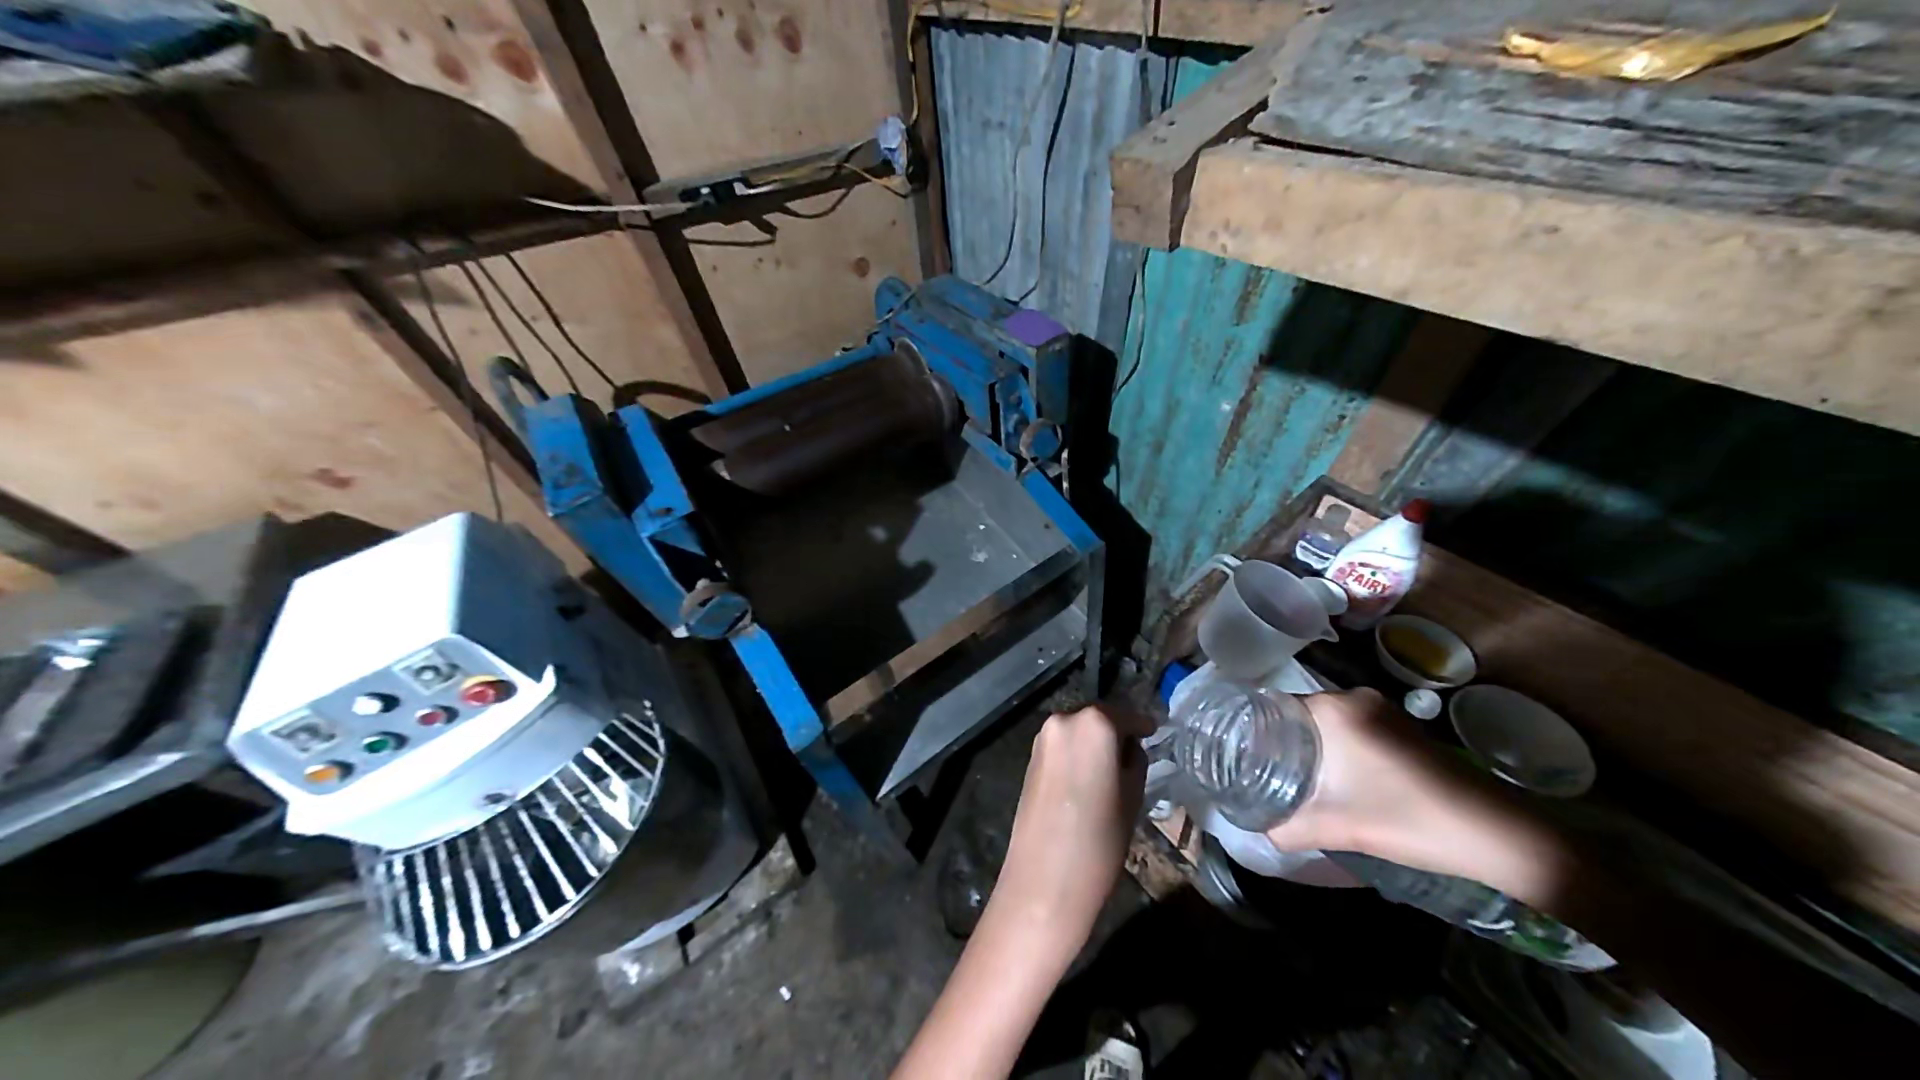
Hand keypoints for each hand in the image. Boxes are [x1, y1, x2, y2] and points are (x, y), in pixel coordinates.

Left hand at [986, 703, 1152, 962]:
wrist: (1044, 880)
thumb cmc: (1100, 838)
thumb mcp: (1133, 796)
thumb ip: (1134, 761)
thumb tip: (1129, 748)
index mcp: (1093, 723)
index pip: (1127, 714)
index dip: (1143, 726)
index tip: (1156, 734)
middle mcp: (1063, 720)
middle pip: (1098, 719)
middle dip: (1116, 733)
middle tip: (1135, 755)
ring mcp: (1041, 739)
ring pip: (1077, 732)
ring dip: (1094, 745)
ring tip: (1112, 772)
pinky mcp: (1029, 760)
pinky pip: (1062, 748)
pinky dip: (1077, 757)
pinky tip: (1088, 782)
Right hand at [1267, 689, 1569, 901]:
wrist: (1498, 835)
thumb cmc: (1409, 821)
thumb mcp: (1337, 829)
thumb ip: (1286, 828)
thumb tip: (1256, 829)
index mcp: (1334, 709)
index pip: (1273, 708)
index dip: (1252, 732)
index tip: (1237, 756)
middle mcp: (1354, 698)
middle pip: (1298, 714)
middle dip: (1278, 741)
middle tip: (1259, 772)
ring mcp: (1383, 710)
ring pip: (1326, 723)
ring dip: (1309, 746)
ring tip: (1290, 778)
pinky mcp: (1402, 728)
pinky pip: (1350, 729)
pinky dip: (1335, 748)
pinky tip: (1333, 779)